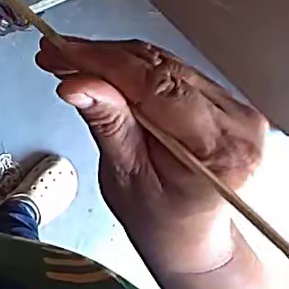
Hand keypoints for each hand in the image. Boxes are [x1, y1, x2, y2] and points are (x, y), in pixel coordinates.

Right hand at [37, 37, 267, 274]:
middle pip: (158, 68)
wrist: (192, 235)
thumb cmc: (161, 221)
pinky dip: (128, 67)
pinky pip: (169, 70)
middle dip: (99, 57)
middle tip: (53, 54)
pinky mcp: (221, 98)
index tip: (62, 54)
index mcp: (216, 150)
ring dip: (109, 58)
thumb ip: (108, 124)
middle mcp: (235, 123)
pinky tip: (97, 68)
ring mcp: (233, 107)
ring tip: (66, 59)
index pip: (154, 86)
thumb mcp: (125, 178)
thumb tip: (79, 85)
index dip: (102, 64)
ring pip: (162, 63)